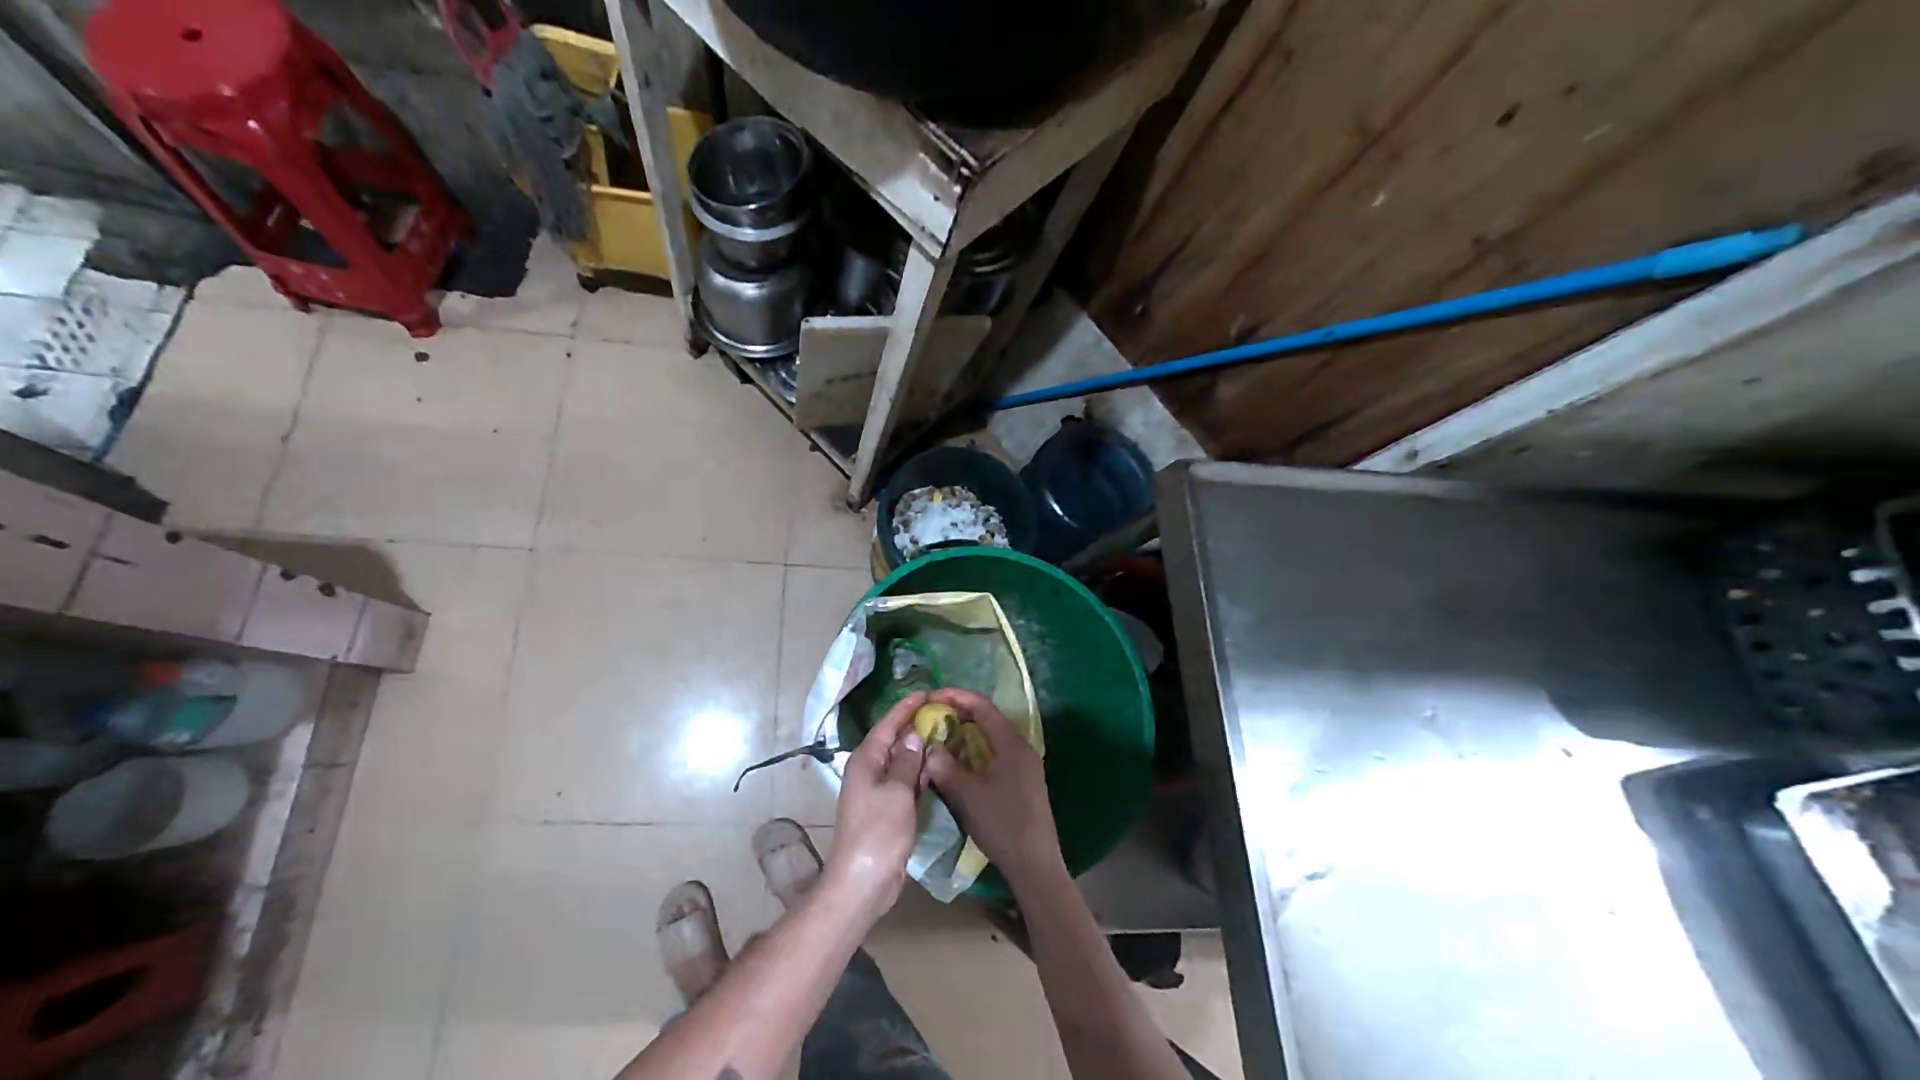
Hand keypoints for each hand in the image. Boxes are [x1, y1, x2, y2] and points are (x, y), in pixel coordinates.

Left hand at [826, 691, 930, 922]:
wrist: (864, 881)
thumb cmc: (879, 831)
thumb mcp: (897, 791)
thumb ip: (907, 761)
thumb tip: (913, 734)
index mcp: (866, 761)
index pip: (887, 725)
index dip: (906, 707)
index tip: (926, 692)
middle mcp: (869, 771)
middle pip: (894, 740)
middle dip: (915, 725)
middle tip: (943, 711)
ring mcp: (878, 792)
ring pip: (901, 762)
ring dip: (919, 749)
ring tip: (945, 733)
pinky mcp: (888, 810)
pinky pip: (905, 782)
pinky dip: (919, 772)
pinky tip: (937, 766)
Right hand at [922, 687, 1065, 888]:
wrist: (1035, 863)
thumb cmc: (1002, 824)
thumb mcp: (967, 795)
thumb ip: (945, 767)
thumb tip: (930, 748)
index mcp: (1011, 744)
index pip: (983, 706)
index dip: (956, 697)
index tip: (932, 696)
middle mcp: (1021, 748)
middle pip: (989, 718)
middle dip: (960, 713)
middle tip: (933, 715)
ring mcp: (1025, 765)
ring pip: (993, 737)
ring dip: (967, 733)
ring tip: (941, 735)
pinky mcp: (1024, 780)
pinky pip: (997, 753)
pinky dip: (976, 750)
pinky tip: (960, 761)